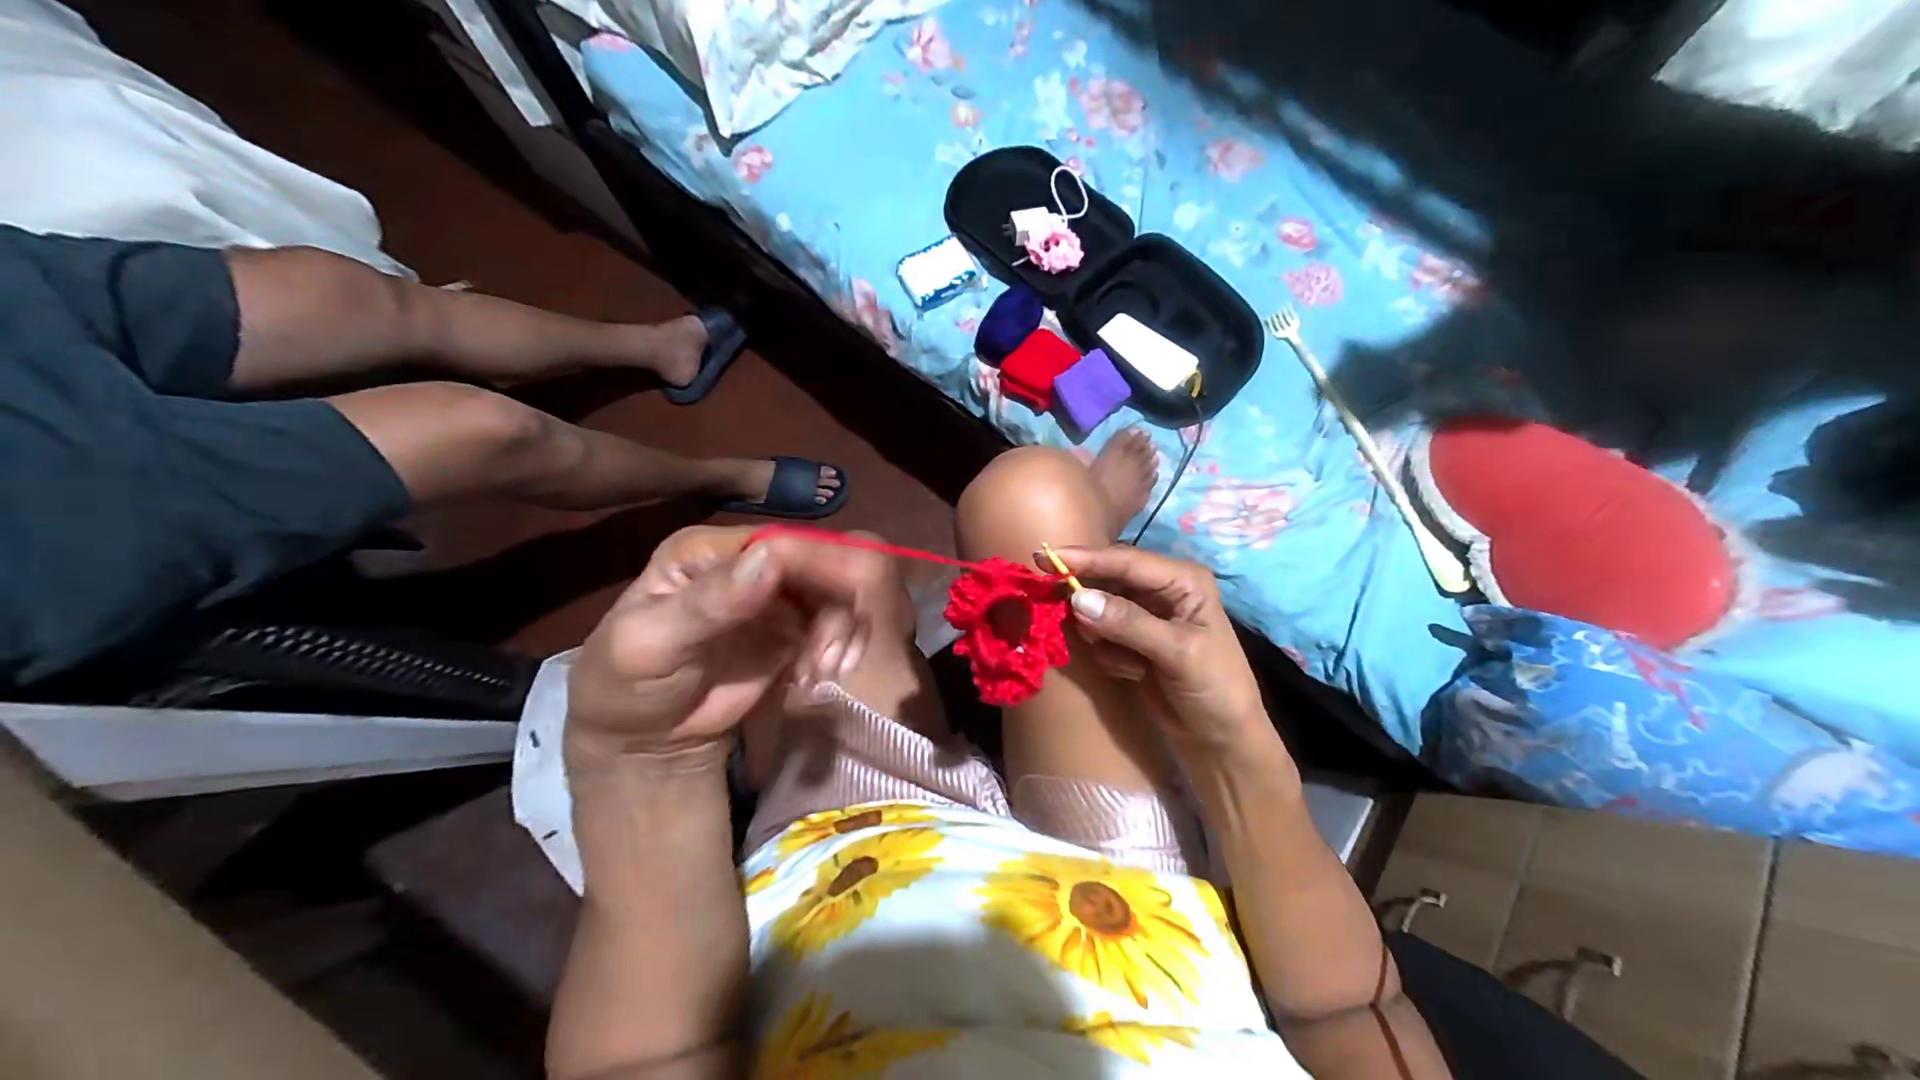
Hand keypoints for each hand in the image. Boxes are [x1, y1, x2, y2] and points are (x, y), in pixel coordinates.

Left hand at [566, 526, 906, 764]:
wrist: (646, 741)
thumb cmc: (628, 685)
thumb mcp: (651, 643)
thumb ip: (708, 602)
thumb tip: (769, 558)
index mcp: (709, 551)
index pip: (779, 542)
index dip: (820, 563)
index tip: (848, 599)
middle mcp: (750, 565)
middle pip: (820, 563)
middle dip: (838, 604)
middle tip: (830, 656)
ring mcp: (777, 598)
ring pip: (837, 594)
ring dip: (841, 632)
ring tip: (820, 674)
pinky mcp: (796, 632)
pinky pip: (837, 627)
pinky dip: (839, 649)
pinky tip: (817, 679)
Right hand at [1042, 545, 1270, 757]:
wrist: (1221, 740)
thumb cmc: (1215, 690)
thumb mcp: (1178, 653)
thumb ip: (1128, 623)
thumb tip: (1078, 599)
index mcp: (1183, 580)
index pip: (1126, 561)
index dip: (1085, 559)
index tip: (1044, 559)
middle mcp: (1162, 589)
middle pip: (1107, 578)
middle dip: (1085, 596)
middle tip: (1052, 603)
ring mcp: (1146, 614)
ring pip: (1098, 607)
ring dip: (1099, 633)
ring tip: (1125, 660)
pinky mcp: (1132, 639)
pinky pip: (1100, 633)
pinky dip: (1106, 652)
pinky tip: (1133, 672)